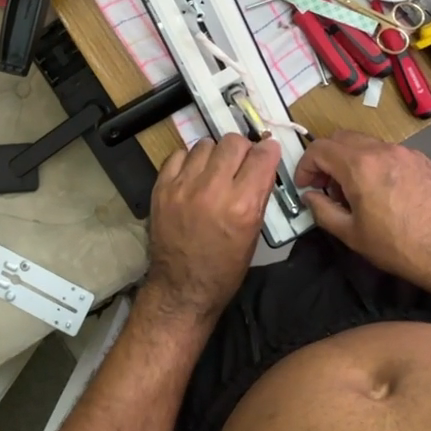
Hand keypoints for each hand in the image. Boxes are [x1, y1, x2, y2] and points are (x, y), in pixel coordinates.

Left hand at [142, 134, 282, 324]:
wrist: (182, 287)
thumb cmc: (225, 267)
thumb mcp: (253, 233)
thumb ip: (259, 195)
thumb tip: (263, 164)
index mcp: (242, 205)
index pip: (262, 156)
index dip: (268, 151)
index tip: (267, 152)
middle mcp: (213, 190)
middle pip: (233, 142)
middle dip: (242, 149)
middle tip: (240, 162)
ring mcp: (184, 186)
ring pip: (205, 144)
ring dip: (214, 154)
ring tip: (214, 170)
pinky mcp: (162, 187)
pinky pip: (179, 155)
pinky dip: (189, 161)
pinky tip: (193, 175)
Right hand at [292, 130, 430, 285]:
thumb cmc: (400, 247)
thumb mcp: (351, 234)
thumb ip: (322, 210)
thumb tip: (311, 197)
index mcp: (360, 166)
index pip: (319, 149)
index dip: (305, 166)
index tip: (306, 185)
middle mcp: (382, 150)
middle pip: (340, 138)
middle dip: (326, 159)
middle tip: (325, 186)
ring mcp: (405, 152)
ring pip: (365, 143)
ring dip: (350, 160)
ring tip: (354, 191)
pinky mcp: (422, 160)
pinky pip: (388, 152)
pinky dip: (374, 163)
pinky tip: (381, 191)